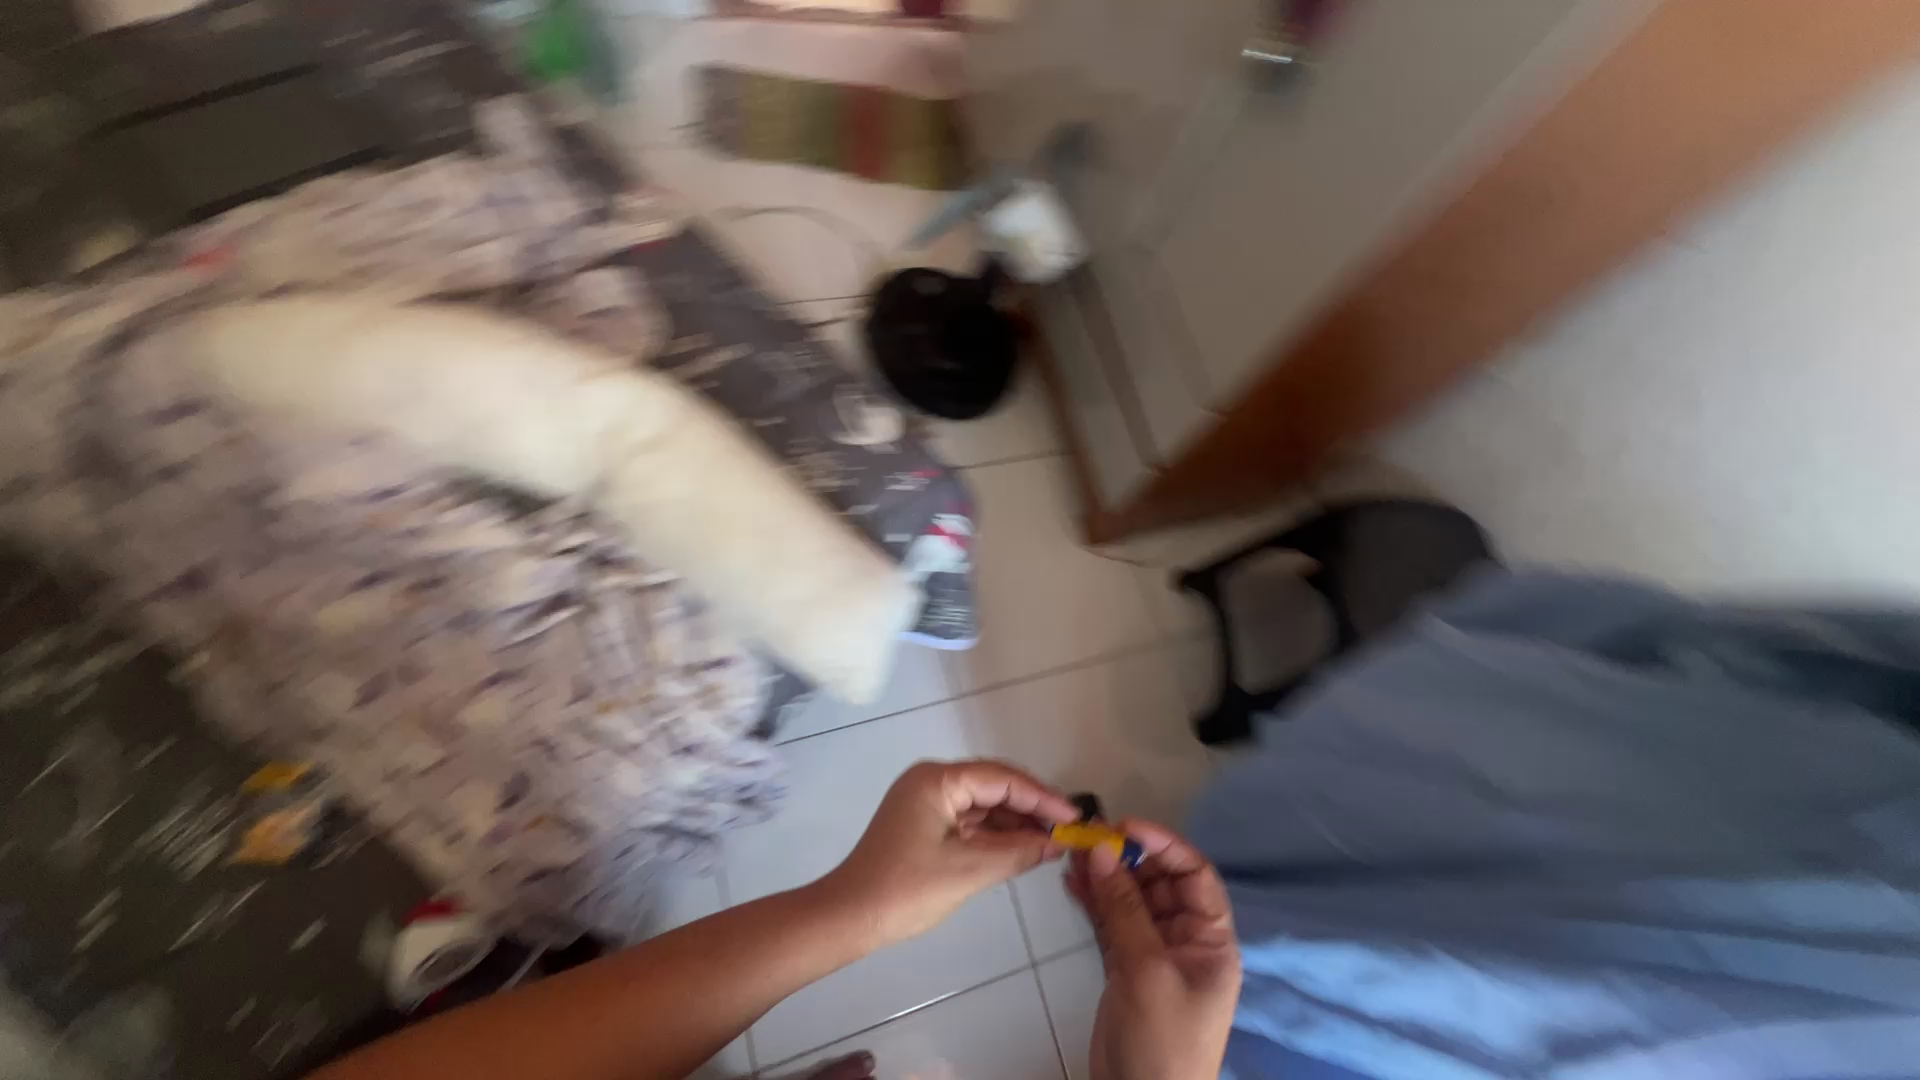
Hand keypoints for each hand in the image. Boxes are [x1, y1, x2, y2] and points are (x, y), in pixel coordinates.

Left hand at [823, 760, 1080, 947]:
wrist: (849, 917)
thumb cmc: (906, 889)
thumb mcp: (968, 871)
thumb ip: (1017, 852)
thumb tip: (1056, 845)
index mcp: (937, 780)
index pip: (1001, 779)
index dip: (1041, 797)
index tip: (1074, 818)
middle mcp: (932, 780)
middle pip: (993, 785)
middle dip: (1031, 807)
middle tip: (1069, 828)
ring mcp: (927, 801)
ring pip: (983, 803)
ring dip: (1015, 822)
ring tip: (1053, 841)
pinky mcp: (926, 822)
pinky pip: (970, 820)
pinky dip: (996, 833)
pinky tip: (1023, 847)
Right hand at [1067, 819, 1239, 1079]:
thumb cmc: (1162, 1038)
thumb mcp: (1146, 970)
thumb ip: (1124, 908)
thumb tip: (1103, 849)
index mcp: (1210, 940)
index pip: (1194, 875)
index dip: (1164, 846)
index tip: (1125, 826)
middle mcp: (1186, 939)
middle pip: (1159, 882)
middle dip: (1128, 857)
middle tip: (1090, 838)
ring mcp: (1154, 951)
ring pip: (1131, 898)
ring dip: (1106, 875)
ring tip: (1074, 854)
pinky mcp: (1126, 964)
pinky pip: (1112, 919)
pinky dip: (1094, 899)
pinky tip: (1072, 882)